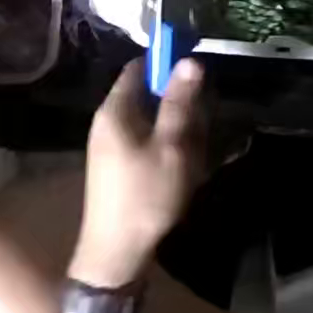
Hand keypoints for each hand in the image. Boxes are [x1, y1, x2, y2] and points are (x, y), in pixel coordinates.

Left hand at [69, 57, 206, 287]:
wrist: (117, 252)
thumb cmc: (146, 194)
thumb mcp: (172, 146)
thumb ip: (180, 102)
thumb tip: (189, 60)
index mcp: (116, 110)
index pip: (139, 67)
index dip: (167, 64)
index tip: (197, 74)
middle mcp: (109, 121)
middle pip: (148, 93)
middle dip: (180, 103)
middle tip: (203, 123)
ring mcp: (112, 144)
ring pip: (152, 120)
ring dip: (179, 128)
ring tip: (196, 152)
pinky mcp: (119, 164)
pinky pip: (148, 141)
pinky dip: (169, 146)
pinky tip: (185, 167)